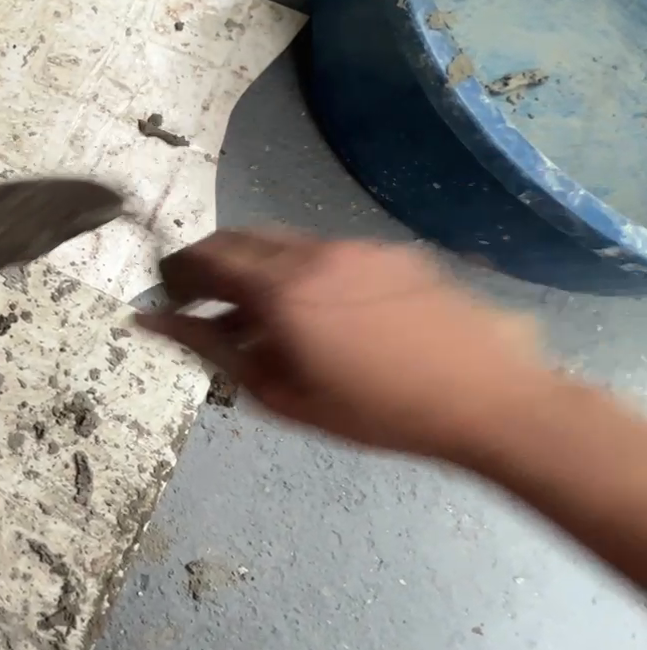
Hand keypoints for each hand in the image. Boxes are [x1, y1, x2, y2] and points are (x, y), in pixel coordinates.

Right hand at [136, 229, 561, 460]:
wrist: (500, 407)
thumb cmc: (375, 410)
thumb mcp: (276, 390)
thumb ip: (207, 346)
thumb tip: (147, 320)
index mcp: (277, 288)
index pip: (200, 257)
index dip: (175, 273)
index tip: (171, 297)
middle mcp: (310, 255)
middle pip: (235, 239)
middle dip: (210, 264)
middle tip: (206, 300)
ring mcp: (355, 249)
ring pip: (280, 242)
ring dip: (255, 266)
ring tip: (267, 311)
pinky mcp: (392, 254)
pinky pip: (326, 251)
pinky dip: (302, 270)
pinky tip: (323, 312)